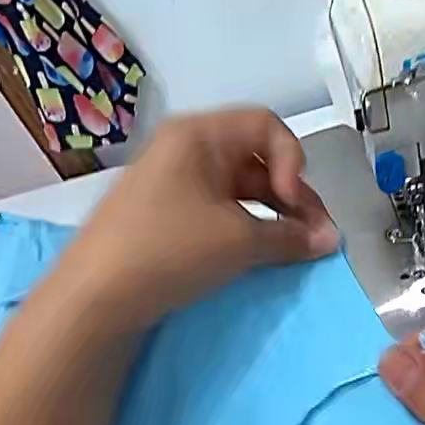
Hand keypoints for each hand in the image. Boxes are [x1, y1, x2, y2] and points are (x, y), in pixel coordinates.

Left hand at [52, 108, 340, 330]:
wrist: (94, 298)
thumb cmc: (168, 249)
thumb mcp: (237, 241)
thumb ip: (290, 236)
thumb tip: (330, 240)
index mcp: (198, 135)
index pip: (266, 126)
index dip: (292, 160)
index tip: (292, 201)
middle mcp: (184, 150)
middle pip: (256, 159)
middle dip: (292, 196)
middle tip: (316, 236)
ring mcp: (172, 185)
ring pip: (239, 190)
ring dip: (274, 216)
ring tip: (296, 250)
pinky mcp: (166, 217)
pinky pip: (218, 211)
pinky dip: (246, 229)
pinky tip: (261, 254)